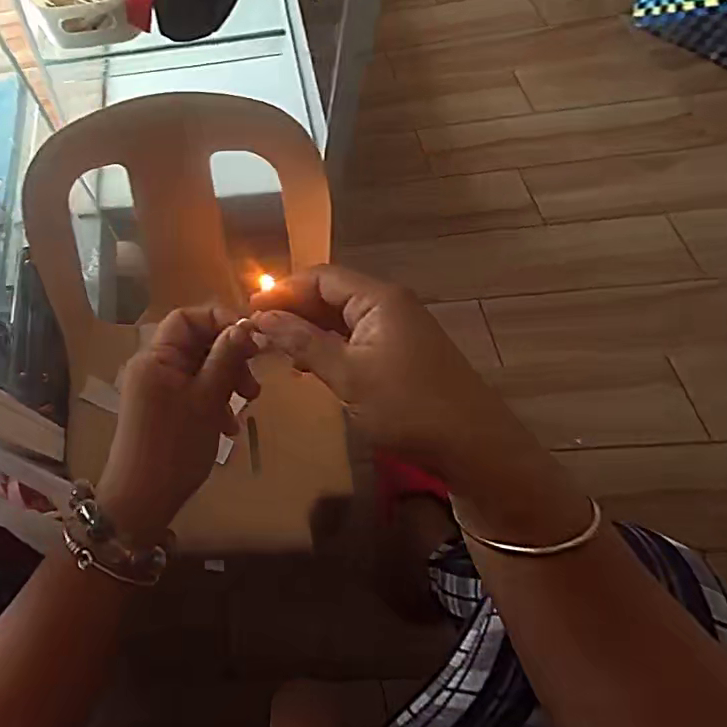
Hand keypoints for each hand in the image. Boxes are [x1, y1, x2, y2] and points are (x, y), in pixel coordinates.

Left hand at [96, 305, 259, 543]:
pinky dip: (213, 400)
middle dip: (229, 356)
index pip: (187, 318)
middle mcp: (152, 365)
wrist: (142, 500)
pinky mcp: (162, 408)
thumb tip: (244, 325)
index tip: (252, 340)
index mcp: (156, 356)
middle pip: (196, 342)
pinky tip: (228, 426)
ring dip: (226, 381)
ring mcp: (156, 388)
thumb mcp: (207, 399)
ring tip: (247, 403)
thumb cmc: (174, 447)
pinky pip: (192, 390)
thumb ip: (225, 358)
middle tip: (253, 381)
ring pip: (198, 368)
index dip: (220, 321)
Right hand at [249, 266, 588, 543]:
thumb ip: (302, 342)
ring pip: (341, 317)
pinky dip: (328, 345)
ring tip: (275, 347)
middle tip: (257, 330)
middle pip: (330, 293)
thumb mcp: (347, 375)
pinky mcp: (401, 351)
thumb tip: (261, 318)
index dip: (283, 290)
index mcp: (378, 298)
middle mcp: (389, 303)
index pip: (320, 276)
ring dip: (308, 328)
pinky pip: (355, 336)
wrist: (476, 450)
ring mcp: (398, 327)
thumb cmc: (408, 407)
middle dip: (293, 309)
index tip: (250, 310)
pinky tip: (308, 364)